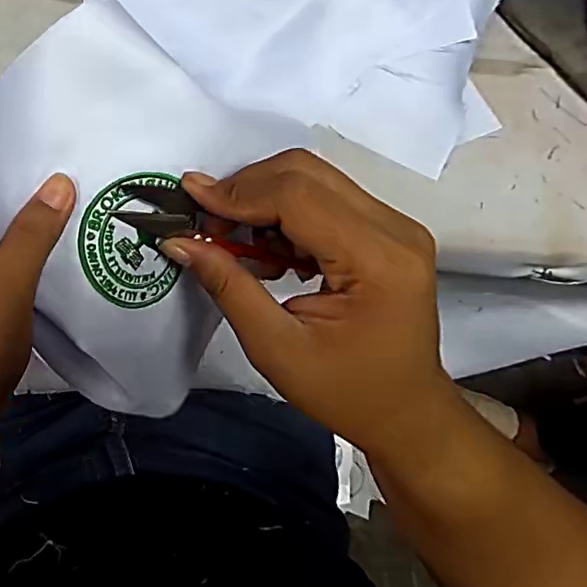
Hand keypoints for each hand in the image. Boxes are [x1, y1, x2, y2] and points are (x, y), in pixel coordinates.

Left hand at [0, 174, 76, 515]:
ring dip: (44, 235)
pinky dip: (39, 265)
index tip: (73, 153)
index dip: (25, 168)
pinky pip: (11, 271)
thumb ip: (29, 237)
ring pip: (9, 243)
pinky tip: (77, 259)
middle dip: (43, 200)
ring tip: (97, 213)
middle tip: (99, 182)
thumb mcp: (3, 296)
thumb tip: (59, 179)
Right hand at [157, 149, 452, 454]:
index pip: (297, 196)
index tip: (191, 197)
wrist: (406, 414)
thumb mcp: (275, 346)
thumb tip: (180, 241)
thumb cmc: (347, 391)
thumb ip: (227, 285)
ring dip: (262, 197)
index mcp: (378, 261)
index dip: (238, 192)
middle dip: (246, 190)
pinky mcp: (386, 229)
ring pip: (311, 177)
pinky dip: (283, 209)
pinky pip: (322, 194)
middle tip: (212, 227)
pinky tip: (270, 249)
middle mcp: (395, 231)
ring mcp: (394, 226)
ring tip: (239, 242)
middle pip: (304, 173)